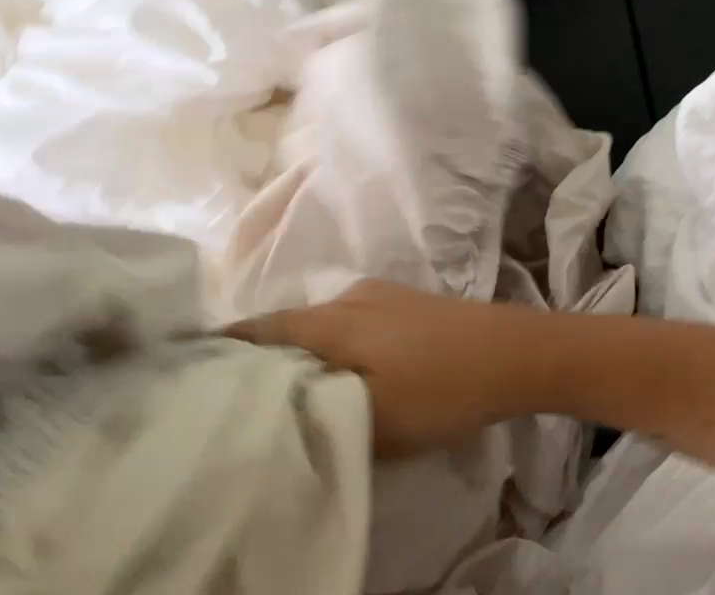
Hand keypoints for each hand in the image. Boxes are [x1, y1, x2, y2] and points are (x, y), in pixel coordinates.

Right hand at [226, 279, 547, 456]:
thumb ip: (315, 411)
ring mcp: (390, 297)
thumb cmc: (443, 387)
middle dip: (265, 357)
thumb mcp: (370, 416)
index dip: (226, 352)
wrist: (522, 353)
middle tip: (239, 397)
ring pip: (329, 325)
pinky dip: (342, 346)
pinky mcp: (417, 307)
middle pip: (292, 325)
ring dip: (309, 352)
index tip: (191, 376)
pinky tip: (346, 372)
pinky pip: (359, 325)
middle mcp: (355, 297)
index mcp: (334, 319)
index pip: (260, 330)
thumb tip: (274, 406)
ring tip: (293, 391)